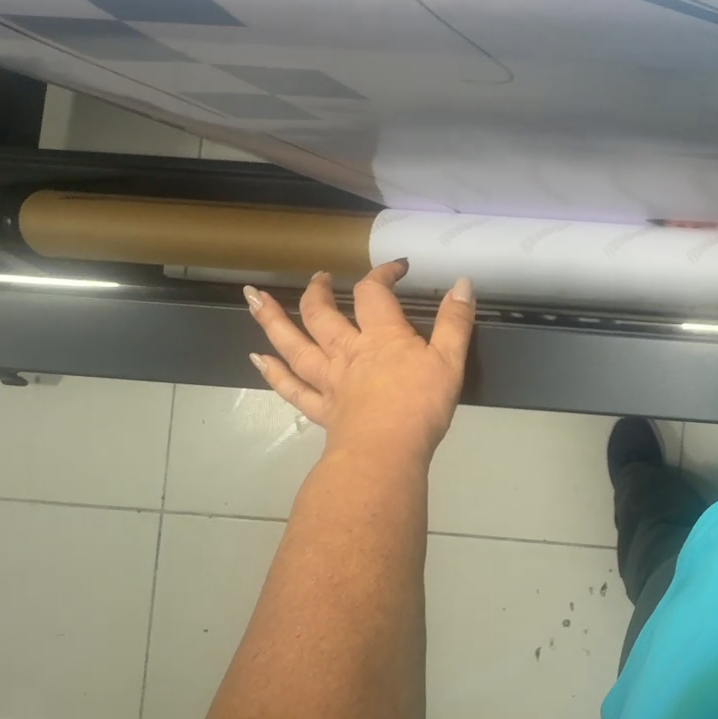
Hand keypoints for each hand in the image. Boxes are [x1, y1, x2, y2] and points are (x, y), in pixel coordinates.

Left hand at [243, 261, 474, 464]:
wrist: (386, 451)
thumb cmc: (422, 405)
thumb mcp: (451, 360)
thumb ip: (456, 322)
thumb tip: (463, 283)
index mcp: (382, 337)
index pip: (374, 293)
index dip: (382, 274)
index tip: (396, 268)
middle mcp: (347, 351)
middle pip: (322, 313)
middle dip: (319, 290)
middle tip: (319, 278)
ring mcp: (328, 380)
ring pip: (293, 344)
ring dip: (272, 319)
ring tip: (255, 299)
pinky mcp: (321, 407)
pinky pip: (291, 387)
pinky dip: (272, 372)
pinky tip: (257, 359)